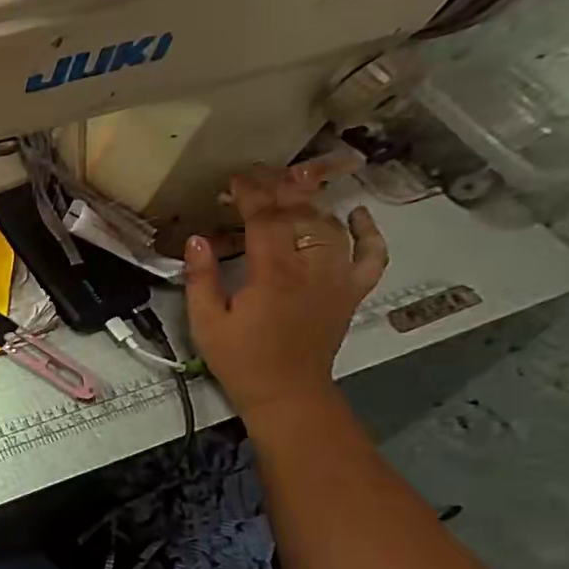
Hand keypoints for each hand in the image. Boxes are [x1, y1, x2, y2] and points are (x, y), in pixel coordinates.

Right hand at [183, 169, 387, 414]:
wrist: (286, 393)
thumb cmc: (240, 360)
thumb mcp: (205, 323)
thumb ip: (201, 278)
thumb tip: (197, 239)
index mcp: (273, 275)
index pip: (265, 218)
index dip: (250, 193)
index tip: (235, 179)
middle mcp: (311, 269)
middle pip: (301, 213)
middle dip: (280, 187)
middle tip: (259, 174)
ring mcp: (338, 279)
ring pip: (331, 226)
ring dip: (312, 202)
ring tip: (292, 186)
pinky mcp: (351, 292)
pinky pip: (371, 256)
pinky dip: (368, 233)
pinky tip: (356, 214)